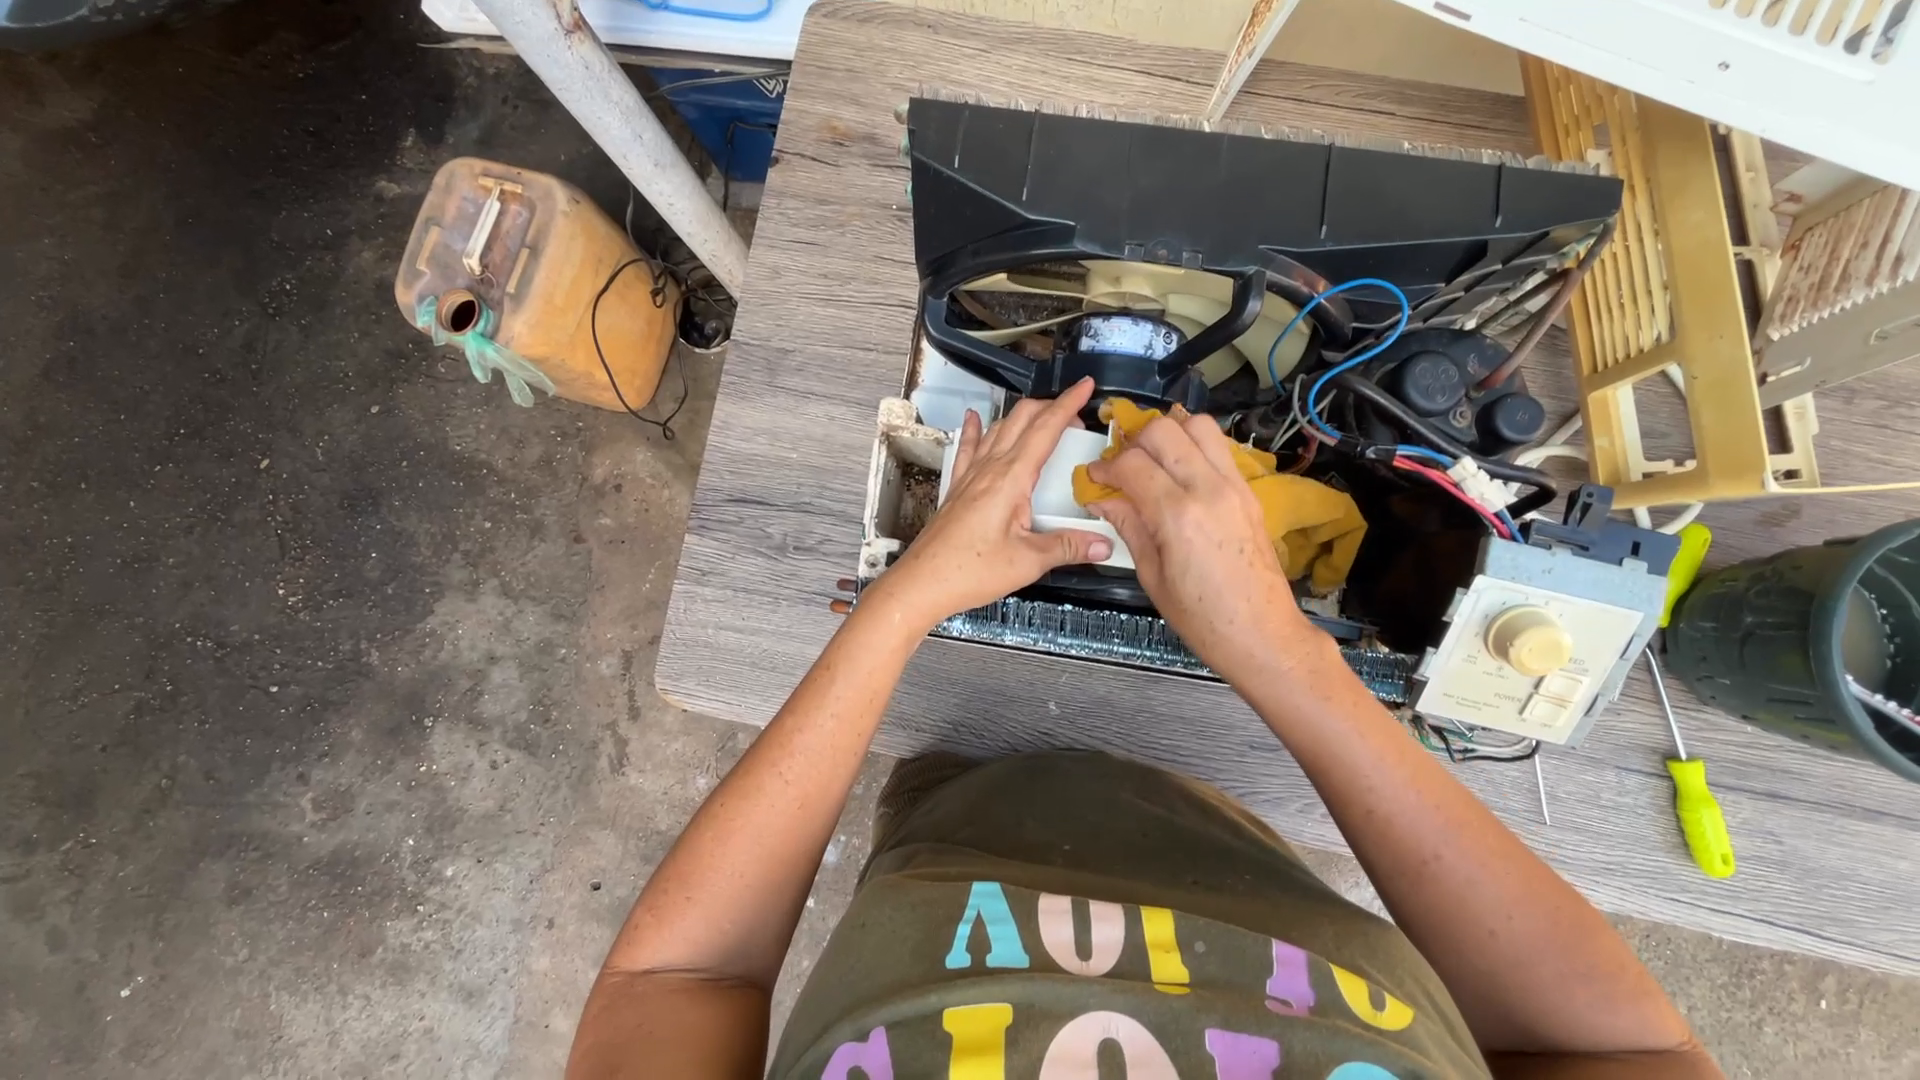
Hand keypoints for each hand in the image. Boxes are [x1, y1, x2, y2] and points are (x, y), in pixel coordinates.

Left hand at [869, 378, 1112, 629]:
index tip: (1086, 386)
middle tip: (1076, 413)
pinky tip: (975, 417)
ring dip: (1023, 416)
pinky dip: (978, 430)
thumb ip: (1068, 547)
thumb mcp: (1028, 562)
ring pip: (998, 429)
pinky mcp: (958, 489)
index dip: (1068, 404)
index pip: (1045, 429)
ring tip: (1043, 417)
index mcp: (1010, 479)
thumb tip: (1102, 544)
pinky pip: (969, 448)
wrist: (922, 583)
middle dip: (1051, 407)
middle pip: (1021, 420)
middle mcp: (988, 469)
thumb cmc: (969, 572)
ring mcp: (970, 476)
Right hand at [1083, 412, 1324, 682]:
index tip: (1096, 479)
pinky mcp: (1249, 491)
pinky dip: (1194, 446)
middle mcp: (1209, 490)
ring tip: (1153, 460)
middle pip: (1163, 430)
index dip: (1105, 467)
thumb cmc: (1203, 618)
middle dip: (1134, 442)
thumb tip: (1104, 500)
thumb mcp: (1151, 576)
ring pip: (1198, 425)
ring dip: (1169, 434)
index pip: (1132, 463)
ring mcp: (1235, 486)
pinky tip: (1180, 472)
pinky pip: (1219, 447)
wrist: (1261, 634)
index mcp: (1178, 515)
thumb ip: (1128, 527)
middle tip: (1122, 467)